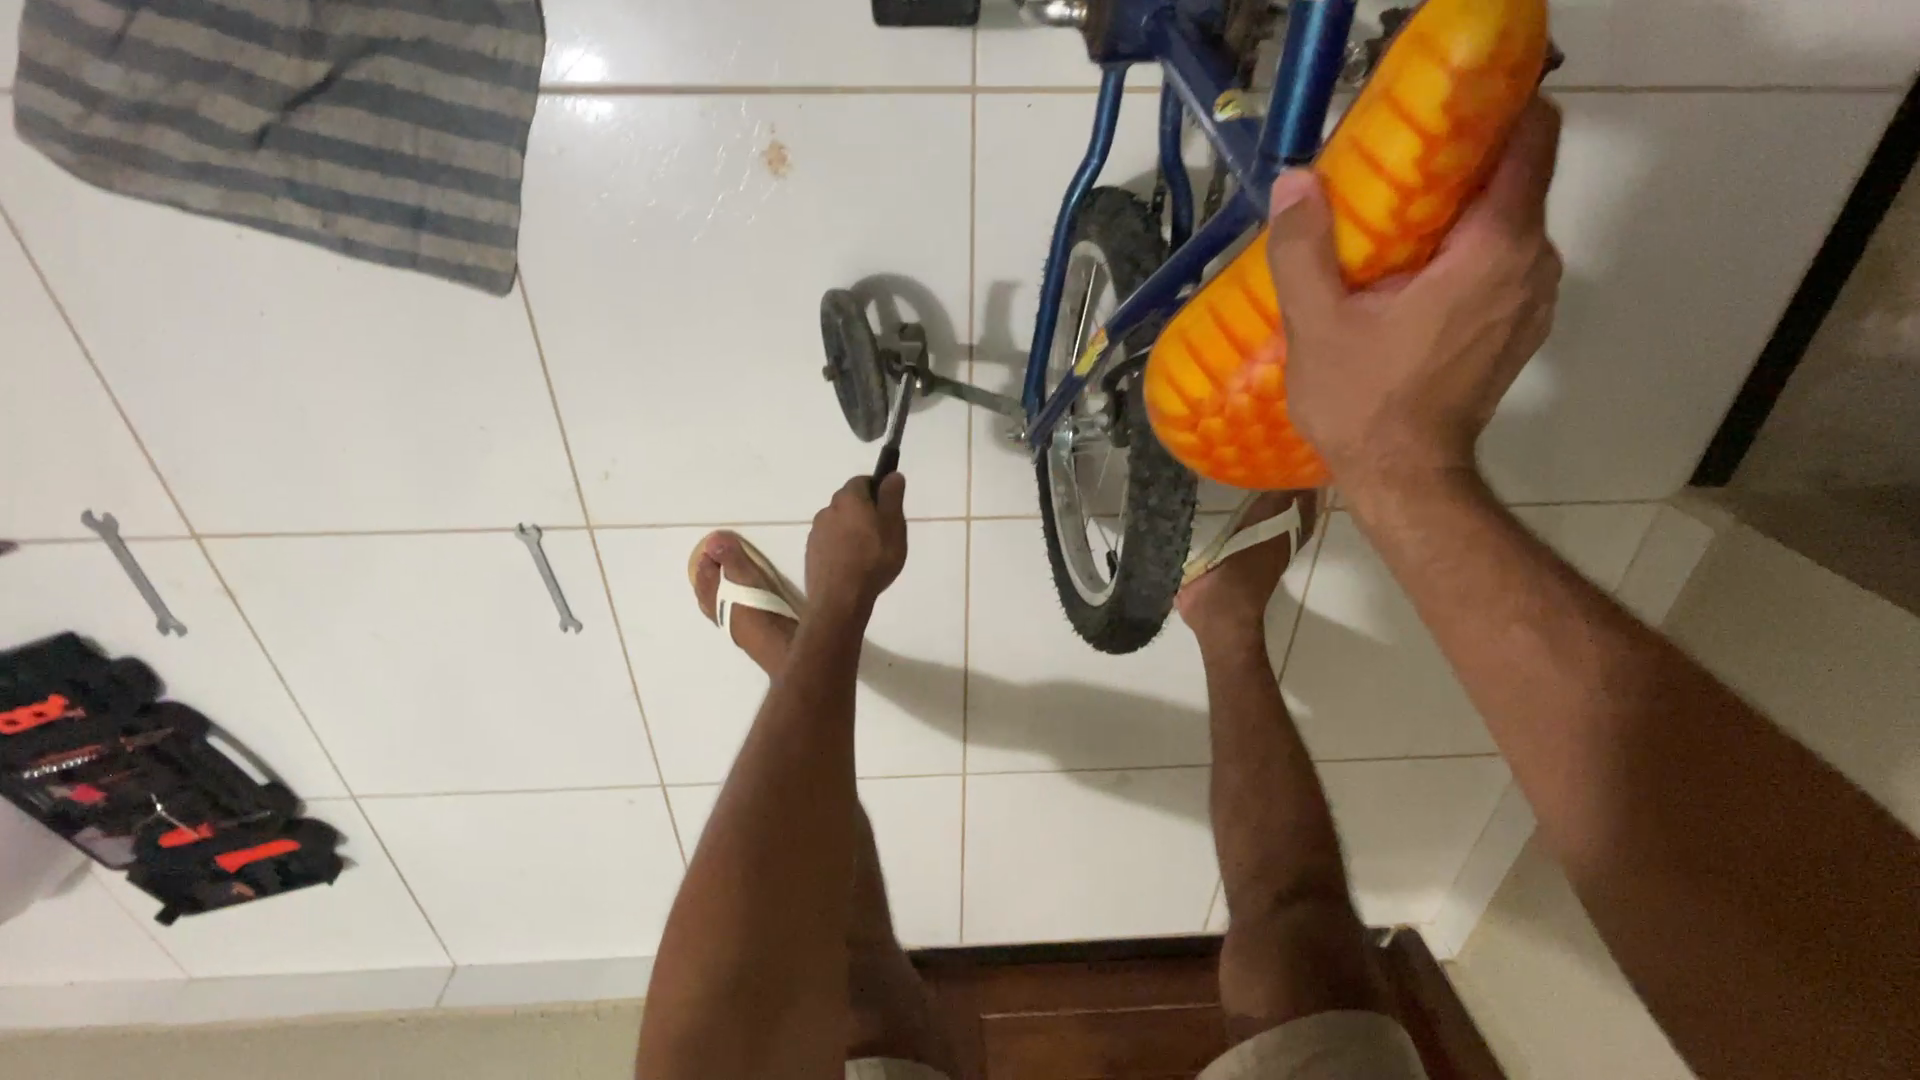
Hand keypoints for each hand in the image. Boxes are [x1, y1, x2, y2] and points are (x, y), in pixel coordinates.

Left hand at [804, 473, 907, 614]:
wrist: (840, 598)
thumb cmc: (873, 559)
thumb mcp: (894, 526)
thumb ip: (892, 497)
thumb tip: (892, 475)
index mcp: (849, 498)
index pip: (862, 481)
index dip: (877, 490)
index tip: (889, 508)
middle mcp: (828, 509)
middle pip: (849, 502)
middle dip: (865, 511)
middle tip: (883, 533)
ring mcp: (816, 532)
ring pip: (839, 523)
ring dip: (852, 530)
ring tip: (868, 554)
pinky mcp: (811, 552)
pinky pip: (830, 541)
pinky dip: (841, 546)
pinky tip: (852, 565)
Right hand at [1266, 96, 1563, 490]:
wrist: (1406, 479)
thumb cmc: (1364, 402)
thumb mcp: (1317, 325)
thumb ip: (1304, 248)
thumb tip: (1293, 183)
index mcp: (1495, 249)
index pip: (1528, 140)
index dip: (1489, 114)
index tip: (1432, 119)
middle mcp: (1534, 265)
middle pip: (1513, 182)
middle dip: (1458, 168)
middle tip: (1389, 176)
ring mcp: (1533, 301)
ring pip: (1505, 227)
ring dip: (1457, 217)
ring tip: (1393, 230)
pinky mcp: (1519, 330)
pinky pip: (1501, 266)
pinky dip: (1464, 257)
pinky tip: (1409, 282)